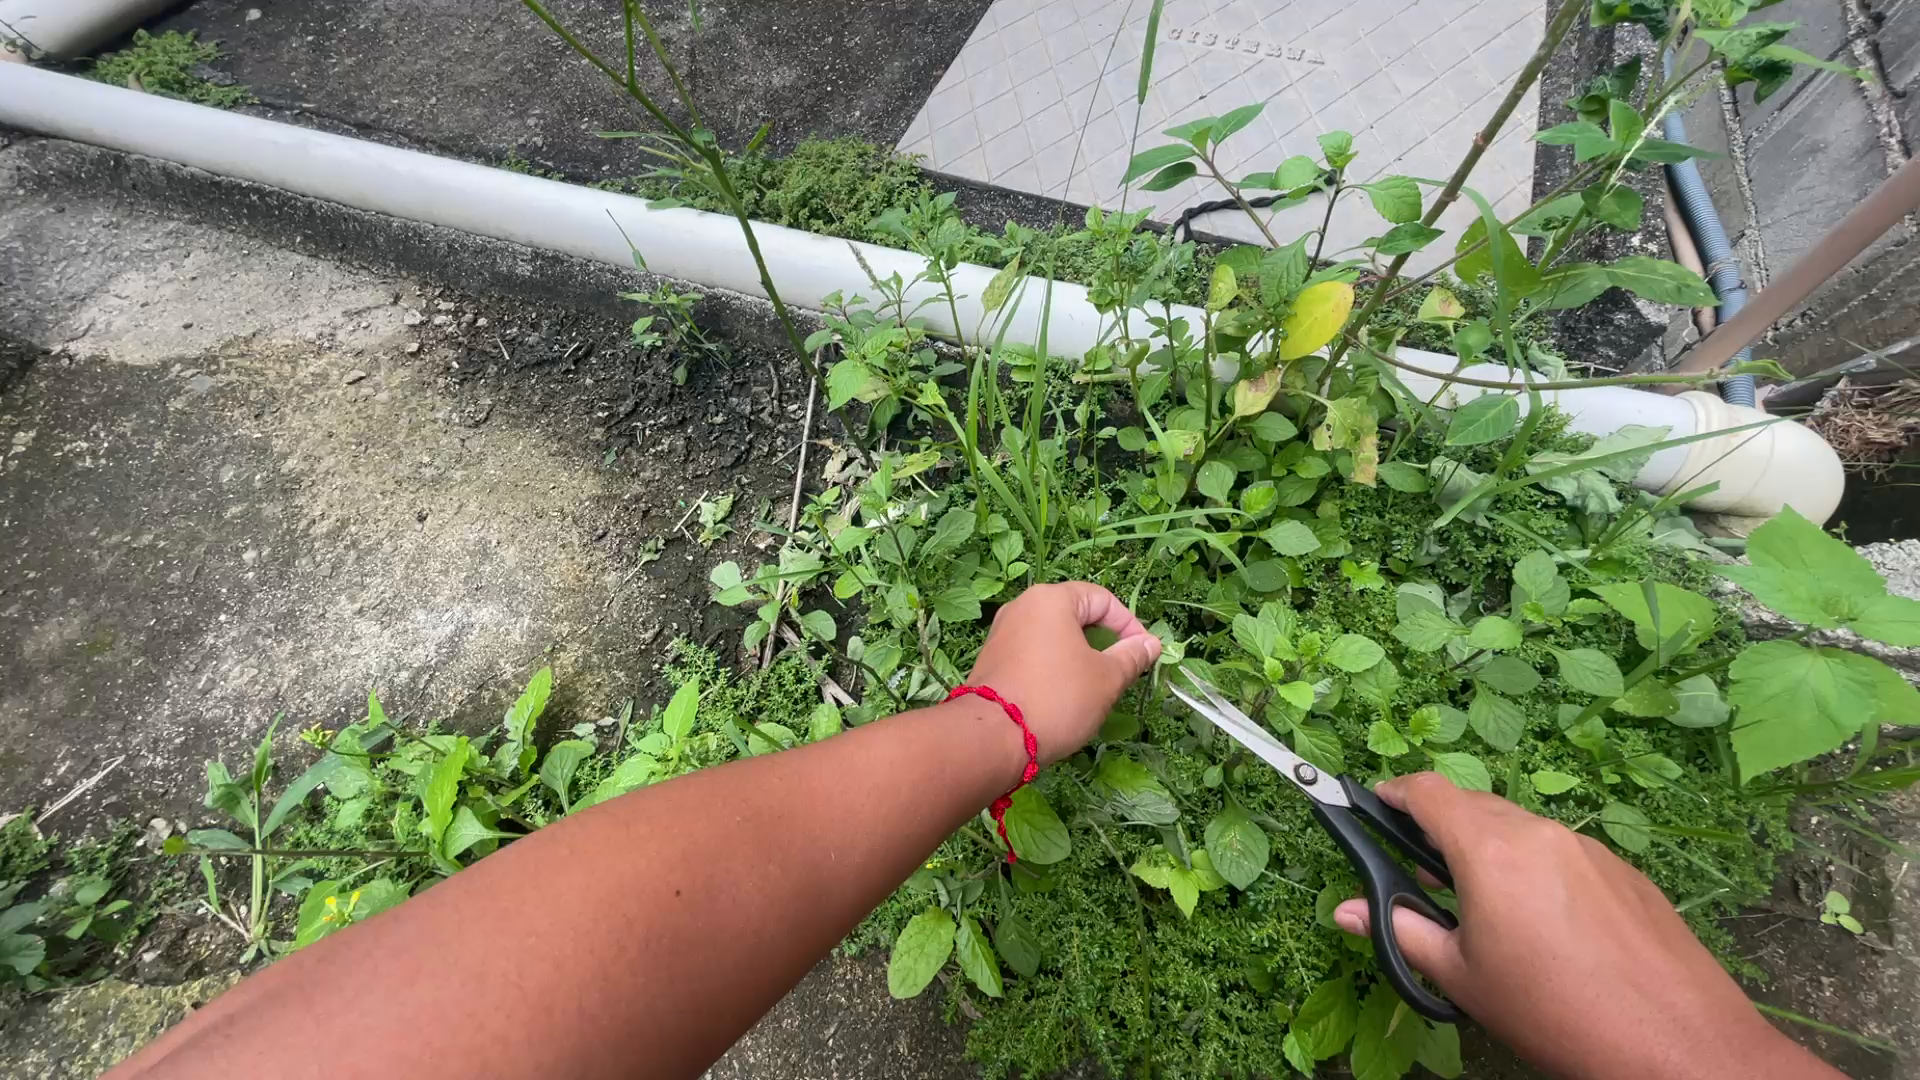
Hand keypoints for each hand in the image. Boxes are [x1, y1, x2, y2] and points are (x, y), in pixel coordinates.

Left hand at [965, 582, 1159, 765]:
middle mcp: (1022, 606)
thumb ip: (1131, 656)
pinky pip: (1032, 652)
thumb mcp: (1106, 678)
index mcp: (1050, 599)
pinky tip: (1062, 695)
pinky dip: (1053, 666)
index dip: (1129, 625)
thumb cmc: (1057, 698)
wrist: (992, 736)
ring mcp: (1002, 632)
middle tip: (1121, 670)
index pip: (1102, 599)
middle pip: (1075, 614)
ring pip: (1053, 635)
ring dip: (1079, 655)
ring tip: (1094, 686)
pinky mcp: (992, 658)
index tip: (1144, 653)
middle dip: (1103, 640)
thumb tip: (1150, 643)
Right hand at [1333, 773, 1842, 1079]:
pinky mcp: (1627, 873)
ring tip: (1488, 901)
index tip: (1377, 806)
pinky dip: (1534, 864)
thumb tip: (1343, 911)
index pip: (1427, 791)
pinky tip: (1547, 920)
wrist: (1692, 1058)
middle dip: (1439, 826)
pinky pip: (1560, 850)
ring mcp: (1588, 849)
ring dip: (1488, 845)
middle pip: (1470, 804)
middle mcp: (1537, 833)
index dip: (1394, 792)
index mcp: (1489, 850)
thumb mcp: (1463, 978)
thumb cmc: (1556, 1014)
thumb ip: (1399, 930)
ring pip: (1517, 826)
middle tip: (1429, 875)